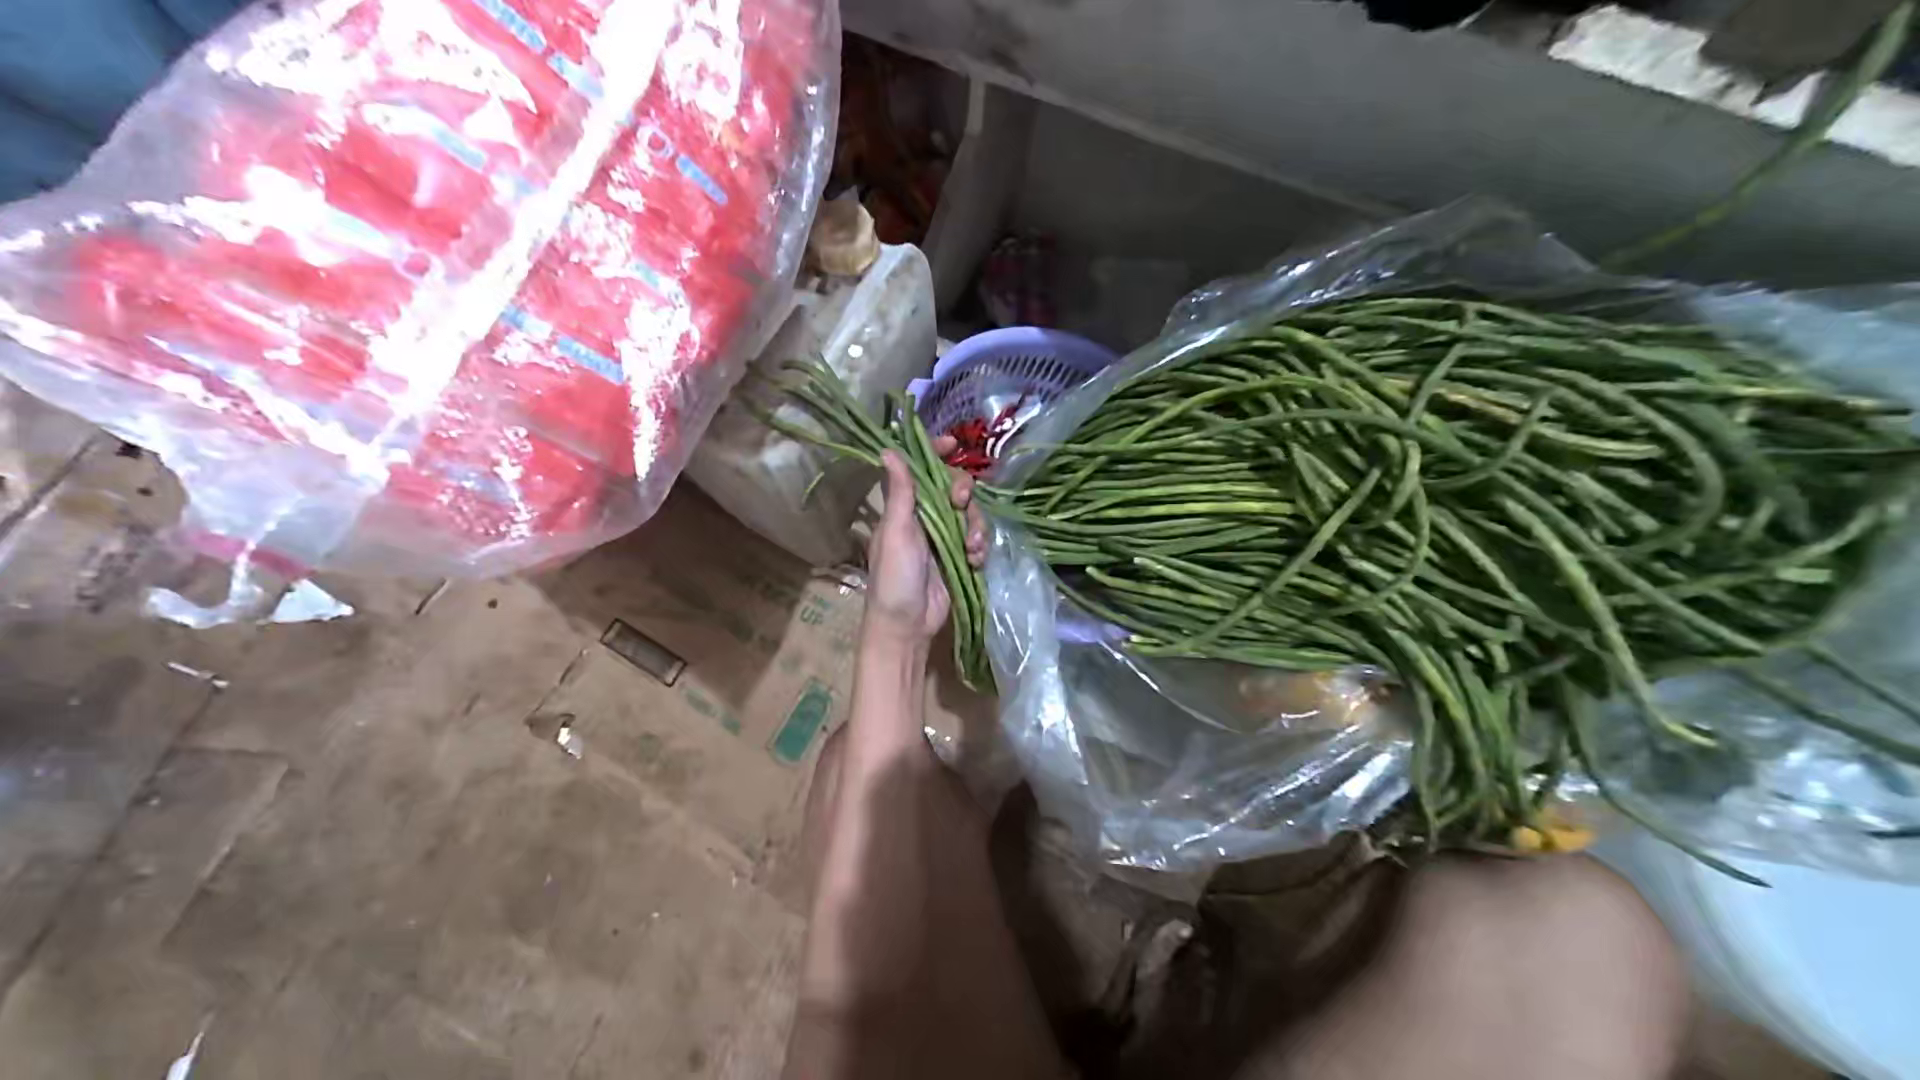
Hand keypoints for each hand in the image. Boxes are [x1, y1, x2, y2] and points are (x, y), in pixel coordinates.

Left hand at [864, 437, 986, 645]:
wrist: (906, 626)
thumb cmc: (894, 578)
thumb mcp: (896, 532)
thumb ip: (900, 492)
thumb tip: (888, 448)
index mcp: (904, 508)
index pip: (921, 470)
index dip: (936, 453)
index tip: (954, 444)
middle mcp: (924, 518)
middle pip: (953, 488)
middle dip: (963, 492)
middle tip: (961, 504)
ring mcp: (943, 538)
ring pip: (970, 514)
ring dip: (976, 526)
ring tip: (972, 548)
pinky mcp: (958, 557)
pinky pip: (977, 539)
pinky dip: (980, 546)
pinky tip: (975, 561)